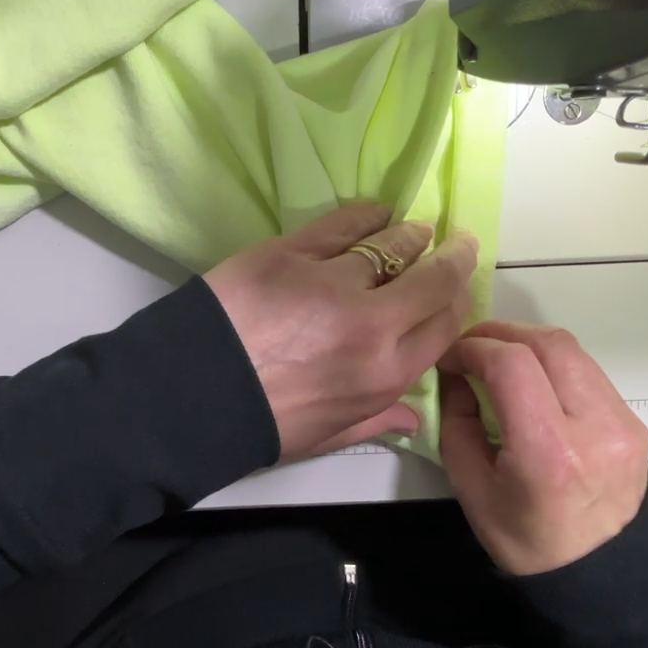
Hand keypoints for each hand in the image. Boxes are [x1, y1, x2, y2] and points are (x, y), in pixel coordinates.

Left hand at [204, 203, 478, 461]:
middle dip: (451, 258)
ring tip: (413, 230)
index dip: (457, 299)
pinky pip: (343, 224)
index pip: (445, 325)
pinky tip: (377, 212)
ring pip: (390, 245)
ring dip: (409, 235)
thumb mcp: (325, 436)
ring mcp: (332, 283)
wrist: (191, 394)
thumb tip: (411, 417)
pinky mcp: (292, 252)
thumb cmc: (261, 423)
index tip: (457, 282)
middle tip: (454, 243)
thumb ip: (374, 420)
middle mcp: (372, 325)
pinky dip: (366, 214)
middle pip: (431, 279)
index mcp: (384, 375)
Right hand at [438, 323, 647, 575]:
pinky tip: (529, 382)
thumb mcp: (469, 486)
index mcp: (548, 452)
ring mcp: (622, 422)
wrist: (598, 572)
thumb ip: (457, 421)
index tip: (448, 356)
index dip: (473, 347)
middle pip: (548, 344)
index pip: (511, 365)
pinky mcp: (632, 422)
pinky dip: (551, 365)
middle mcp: (594, 427)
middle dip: (500, 333)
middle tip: (469, 345)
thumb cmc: (522, 537)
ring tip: (495, 358)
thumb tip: (455, 374)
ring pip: (572, 351)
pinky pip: (587, 373)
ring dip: (527, 344)